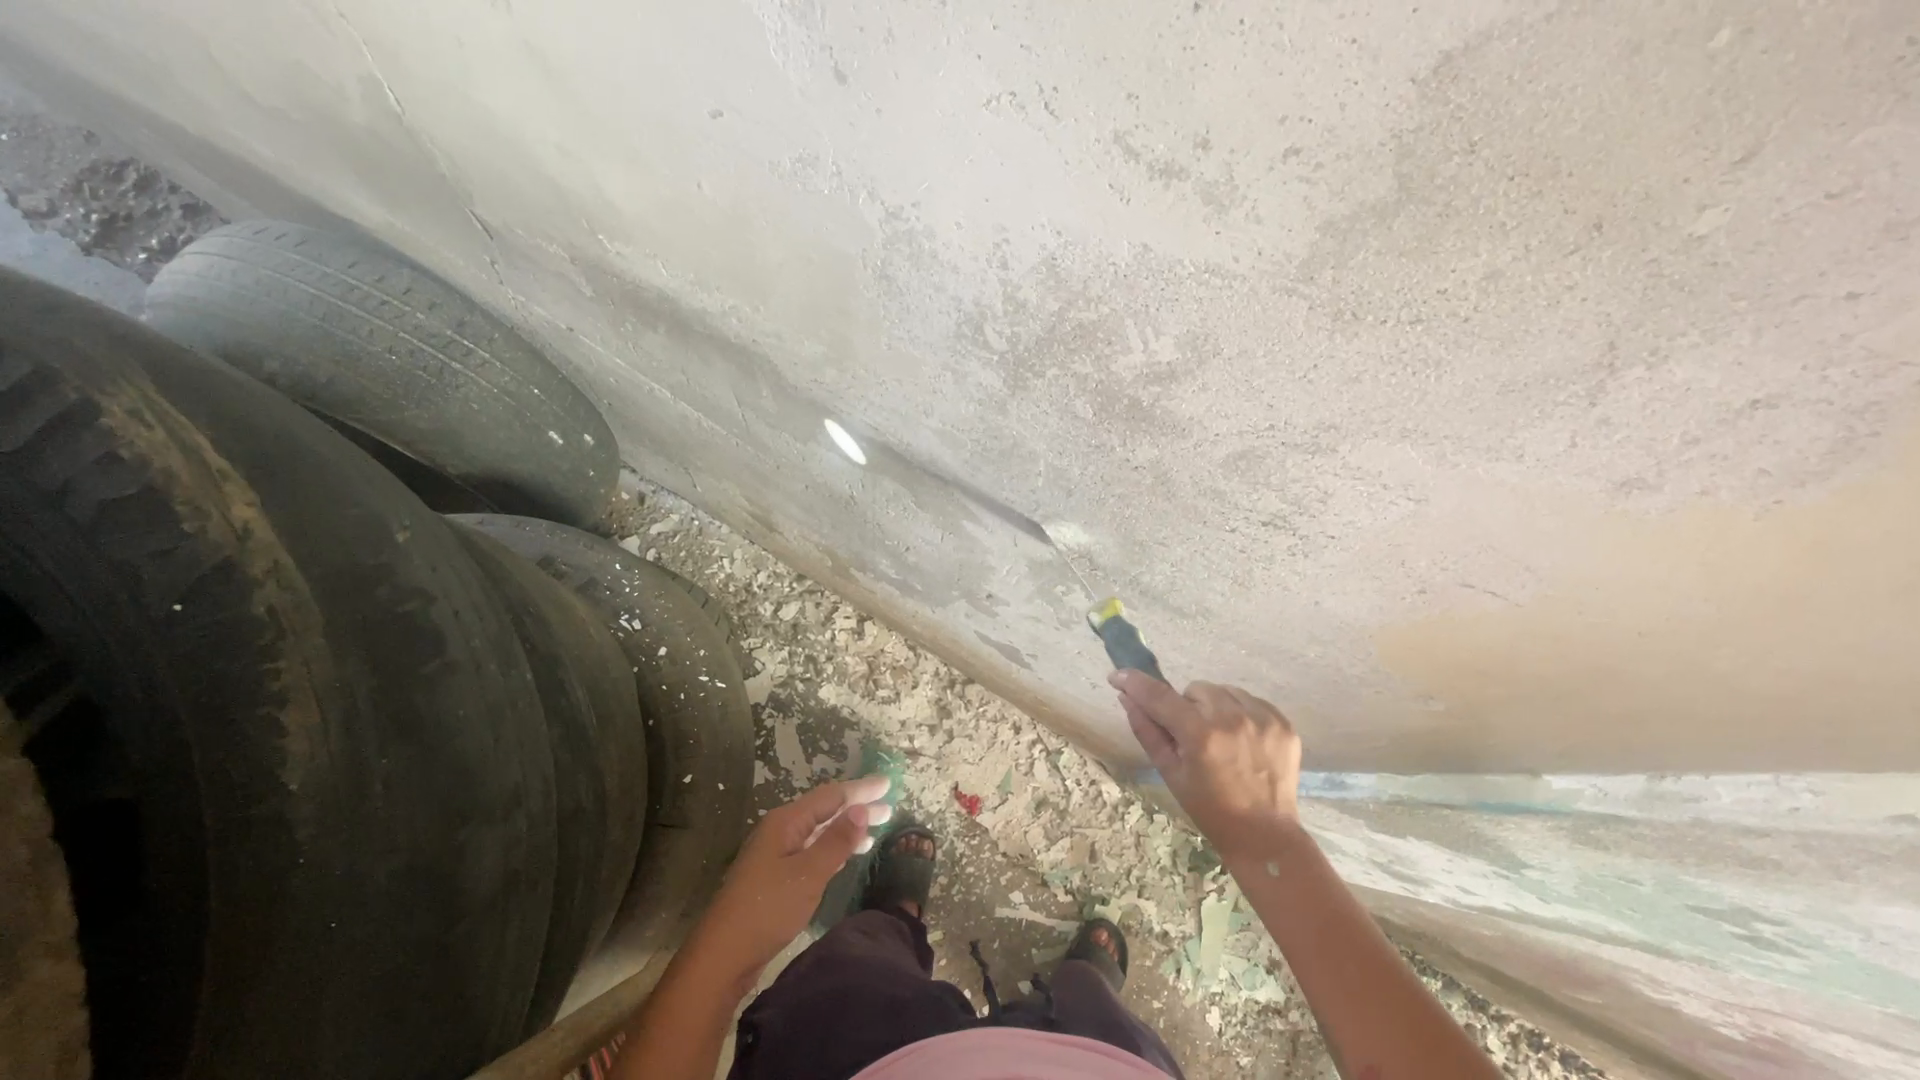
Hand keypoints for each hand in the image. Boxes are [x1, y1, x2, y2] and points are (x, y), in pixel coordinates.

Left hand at [684, 776, 891, 986]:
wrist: (725, 954)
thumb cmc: (768, 909)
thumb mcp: (808, 873)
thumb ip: (836, 841)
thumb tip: (861, 810)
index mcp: (786, 823)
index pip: (831, 796)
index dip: (861, 790)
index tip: (888, 784)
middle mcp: (781, 831)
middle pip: (825, 811)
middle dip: (857, 808)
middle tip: (890, 806)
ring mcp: (777, 854)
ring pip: (819, 832)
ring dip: (848, 829)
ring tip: (878, 829)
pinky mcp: (777, 877)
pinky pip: (813, 851)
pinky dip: (834, 848)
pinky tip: (849, 853)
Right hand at [1111, 671, 1301, 860]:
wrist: (1264, 834)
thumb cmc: (1210, 808)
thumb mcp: (1170, 773)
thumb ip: (1147, 731)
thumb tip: (1126, 697)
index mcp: (1201, 735)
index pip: (1160, 696)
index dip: (1134, 682)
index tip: (1117, 676)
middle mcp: (1232, 718)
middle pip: (1194, 689)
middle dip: (1185, 707)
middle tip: (1189, 735)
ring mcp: (1262, 718)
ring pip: (1223, 691)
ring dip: (1213, 707)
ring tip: (1218, 737)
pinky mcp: (1282, 722)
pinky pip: (1250, 700)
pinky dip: (1238, 713)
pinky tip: (1240, 740)